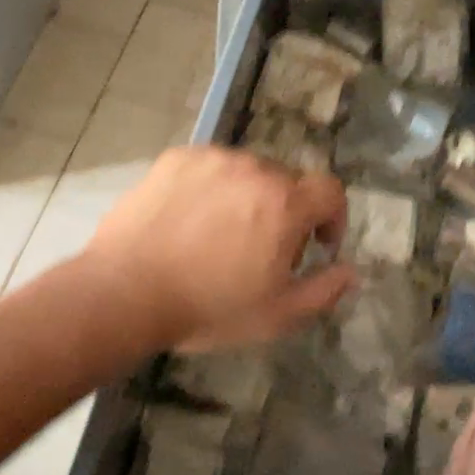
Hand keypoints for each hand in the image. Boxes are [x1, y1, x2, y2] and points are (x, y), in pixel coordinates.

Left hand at [74, 145, 355, 352]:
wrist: (123, 293)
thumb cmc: (208, 308)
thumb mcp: (276, 315)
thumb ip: (324, 291)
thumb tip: (351, 272)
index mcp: (287, 204)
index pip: (331, 191)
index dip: (332, 217)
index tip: (316, 244)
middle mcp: (256, 170)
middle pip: (287, 184)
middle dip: (284, 212)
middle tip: (259, 250)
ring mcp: (214, 160)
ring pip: (247, 173)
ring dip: (246, 197)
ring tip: (218, 235)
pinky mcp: (177, 159)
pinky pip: (209, 167)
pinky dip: (210, 187)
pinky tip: (189, 220)